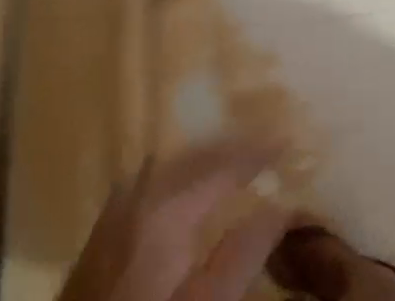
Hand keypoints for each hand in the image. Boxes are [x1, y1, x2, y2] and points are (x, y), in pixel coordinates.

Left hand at [58, 138, 289, 300]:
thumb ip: (244, 254)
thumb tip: (281, 207)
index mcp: (165, 211)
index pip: (221, 164)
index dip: (257, 151)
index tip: (290, 140)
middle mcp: (137, 198)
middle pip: (192, 156)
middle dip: (232, 147)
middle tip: (269, 146)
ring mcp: (115, 213)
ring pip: (169, 164)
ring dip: (206, 157)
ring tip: (239, 160)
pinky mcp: (103, 234)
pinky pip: (151, 180)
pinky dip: (181, 173)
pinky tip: (191, 188)